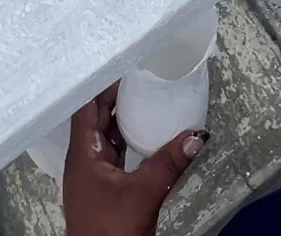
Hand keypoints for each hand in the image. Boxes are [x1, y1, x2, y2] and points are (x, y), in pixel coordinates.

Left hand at [61, 84, 207, 235]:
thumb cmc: (112, 232)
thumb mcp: (143, 194)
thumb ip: (169, 162)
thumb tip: (198, 134)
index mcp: (81, 154)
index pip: (85, 107)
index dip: (99, 83)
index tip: (119, 62)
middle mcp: (83, 159)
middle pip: (94, 117)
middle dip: (113, 95)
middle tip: (137, 72)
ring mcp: (93, 175)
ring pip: (105, 134)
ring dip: (120, 115)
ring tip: (143, 92)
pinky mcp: (105, 187)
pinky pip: (114, 151)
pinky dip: (127, 137)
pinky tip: (145, 130)